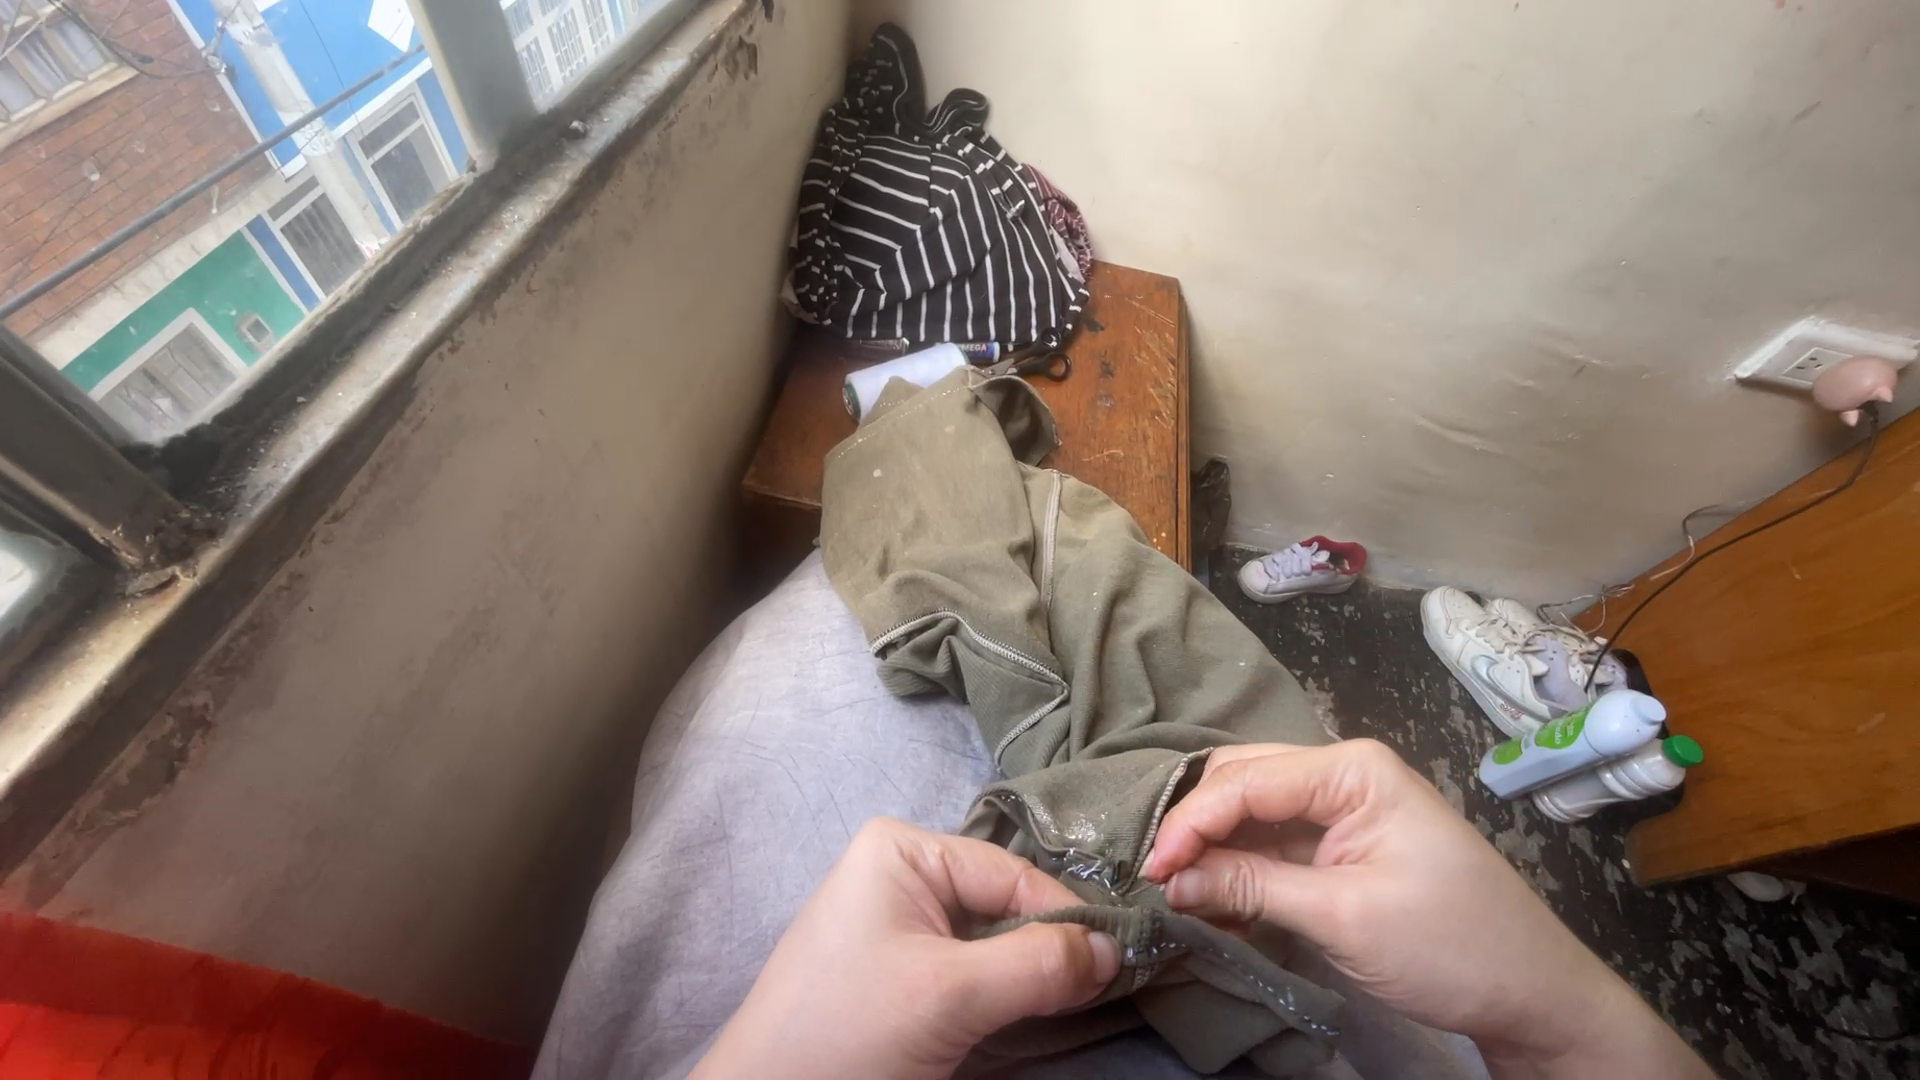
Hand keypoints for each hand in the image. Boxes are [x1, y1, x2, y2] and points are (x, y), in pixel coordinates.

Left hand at [692, 818, 1119, 1079]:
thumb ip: (1037, 965)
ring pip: (988, 935)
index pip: (1006, 872)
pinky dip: (1004, 986)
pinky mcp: (899, 964)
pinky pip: (968, 962)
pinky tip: (1034, 1004)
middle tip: (1107, 980)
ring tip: (1079, 994)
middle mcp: (902, 869)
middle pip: (999, 900)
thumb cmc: (849, 1031)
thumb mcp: (949, 994)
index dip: (1065, 913)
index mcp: (903, 847)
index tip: (1122, 955)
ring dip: (1031, 968)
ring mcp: (899, 917)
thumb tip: (1115, 948)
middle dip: (1049, 942)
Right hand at [1140, 740, 1710, 1078]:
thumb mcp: (1344, 917)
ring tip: (1179, 888)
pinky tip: (1215, 897)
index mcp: (1349, 769)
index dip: (1191, 822)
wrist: (1544, 1003)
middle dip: (1196, 826)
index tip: (1153, 868)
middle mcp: (1339, 772)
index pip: (1246, 782)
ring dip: (1213, 847)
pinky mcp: (1338, 840)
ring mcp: (1339, 805)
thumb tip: (1169, 881)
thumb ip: (1250, 887)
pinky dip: (1238, 866)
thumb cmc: (1453, 949)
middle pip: (1241, 781)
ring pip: (1249, 808)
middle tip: (1158, 874)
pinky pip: (1271, 840)